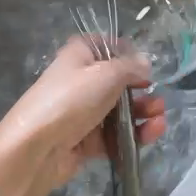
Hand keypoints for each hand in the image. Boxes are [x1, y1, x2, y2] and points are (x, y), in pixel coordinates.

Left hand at [0, 37, 165, 195]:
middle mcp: (80, 82)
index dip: (128, 54)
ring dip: (143, 114)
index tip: (146, 66)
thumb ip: (131, 67)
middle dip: (141, 91)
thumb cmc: (71, 99)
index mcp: (79, 56)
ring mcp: (83, 113)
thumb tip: (146, 63)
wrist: (36, 148)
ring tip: (159, 122)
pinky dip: (133, 135)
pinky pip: (115, 135)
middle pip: (118, 83)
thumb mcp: (107, 73)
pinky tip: (150, 135)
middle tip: (157, 100)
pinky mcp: (86, 140)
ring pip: (120, 111)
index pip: (106, 47)